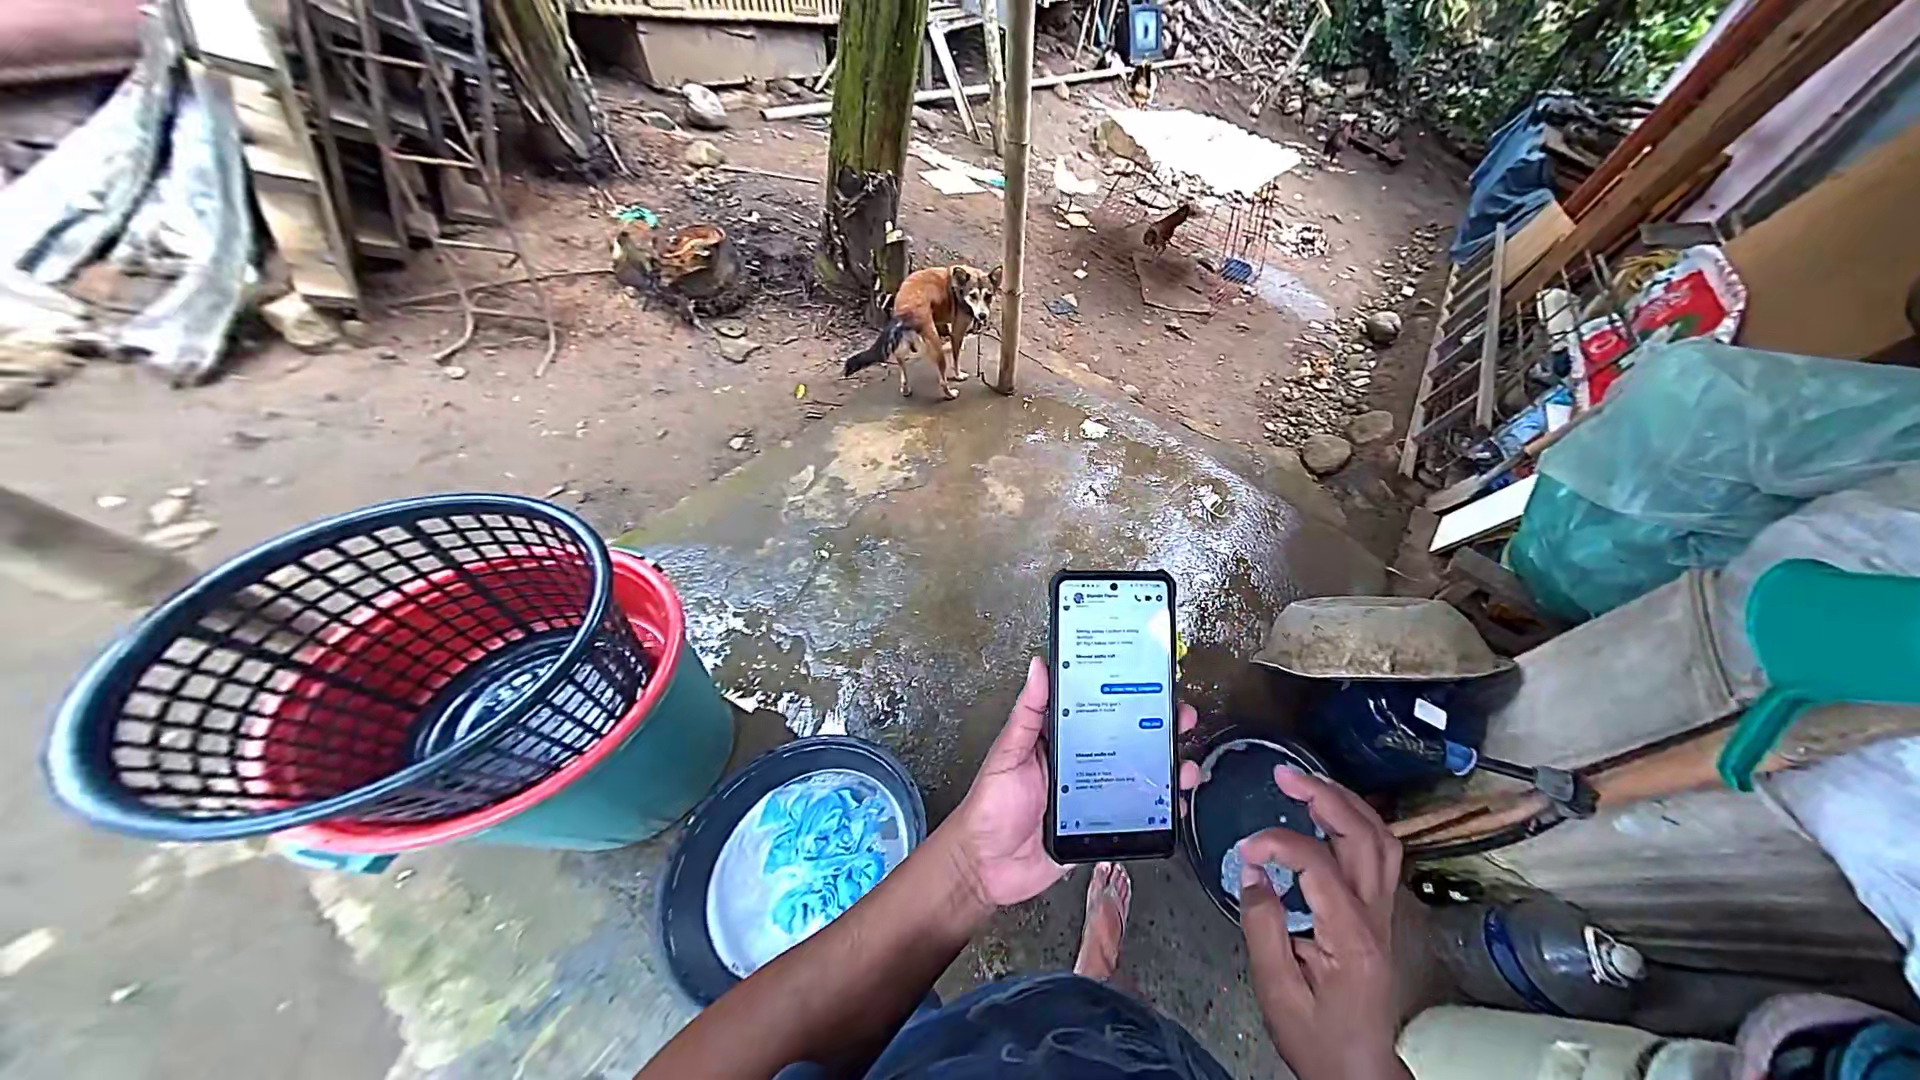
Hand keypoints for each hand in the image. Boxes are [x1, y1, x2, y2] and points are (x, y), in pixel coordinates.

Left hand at [940, 657, 1198, 912]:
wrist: (987, 866)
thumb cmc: (990, 805)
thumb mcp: (1008, 753)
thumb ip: (1027, 713)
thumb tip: (1038, 667)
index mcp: (1059, 740)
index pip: (1097, 710)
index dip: (1124, 696)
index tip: (1149, 682)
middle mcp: (1080, 763)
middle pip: (1126, 741)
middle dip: (1158, 728)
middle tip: (1181, 717)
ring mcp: (1093, 795)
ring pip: (1138, 775)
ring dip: (1166, 768)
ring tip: (1186, 764)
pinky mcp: (1101, 825)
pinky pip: (1136, 813)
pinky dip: (1160, 808)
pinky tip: (1176, 803)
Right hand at [1239, 768, 1409, 1079]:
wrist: (1359, 1070)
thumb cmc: (1316, 1036)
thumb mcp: (1276, 989)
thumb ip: (1262, 924)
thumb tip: (1253, 871)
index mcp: (1351, 938)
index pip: (1319, 866)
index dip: (1278, 845)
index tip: (1245, 850)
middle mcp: (1376, 918)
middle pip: (1366, 838)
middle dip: (1325, 797)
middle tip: (1284, 775)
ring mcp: (1384, 913)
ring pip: (1381, 839)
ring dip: (1344, 802)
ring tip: (1305, 781)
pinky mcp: (1380, 912)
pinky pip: (1380, 852)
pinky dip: (1354, 820)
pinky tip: (1325, 810)